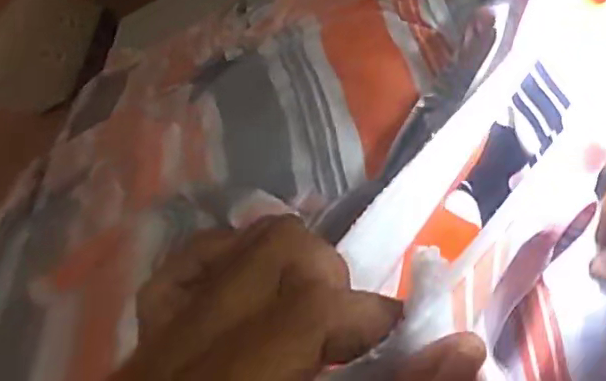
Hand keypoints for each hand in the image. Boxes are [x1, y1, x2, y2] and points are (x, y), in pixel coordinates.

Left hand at [111, 215, 485, 380]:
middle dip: (330, 280)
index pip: (308, 311)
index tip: (394, 337)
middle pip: (277, 252)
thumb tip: (468, 348)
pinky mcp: (137, 348)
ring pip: (236, 244)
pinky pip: (187, 267)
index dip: (368, 315)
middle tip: (346, 337)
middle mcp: (180, 362)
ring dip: (291, 262)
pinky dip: (232, 263)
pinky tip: (257, 300)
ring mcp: (148, 351)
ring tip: (308, 314)